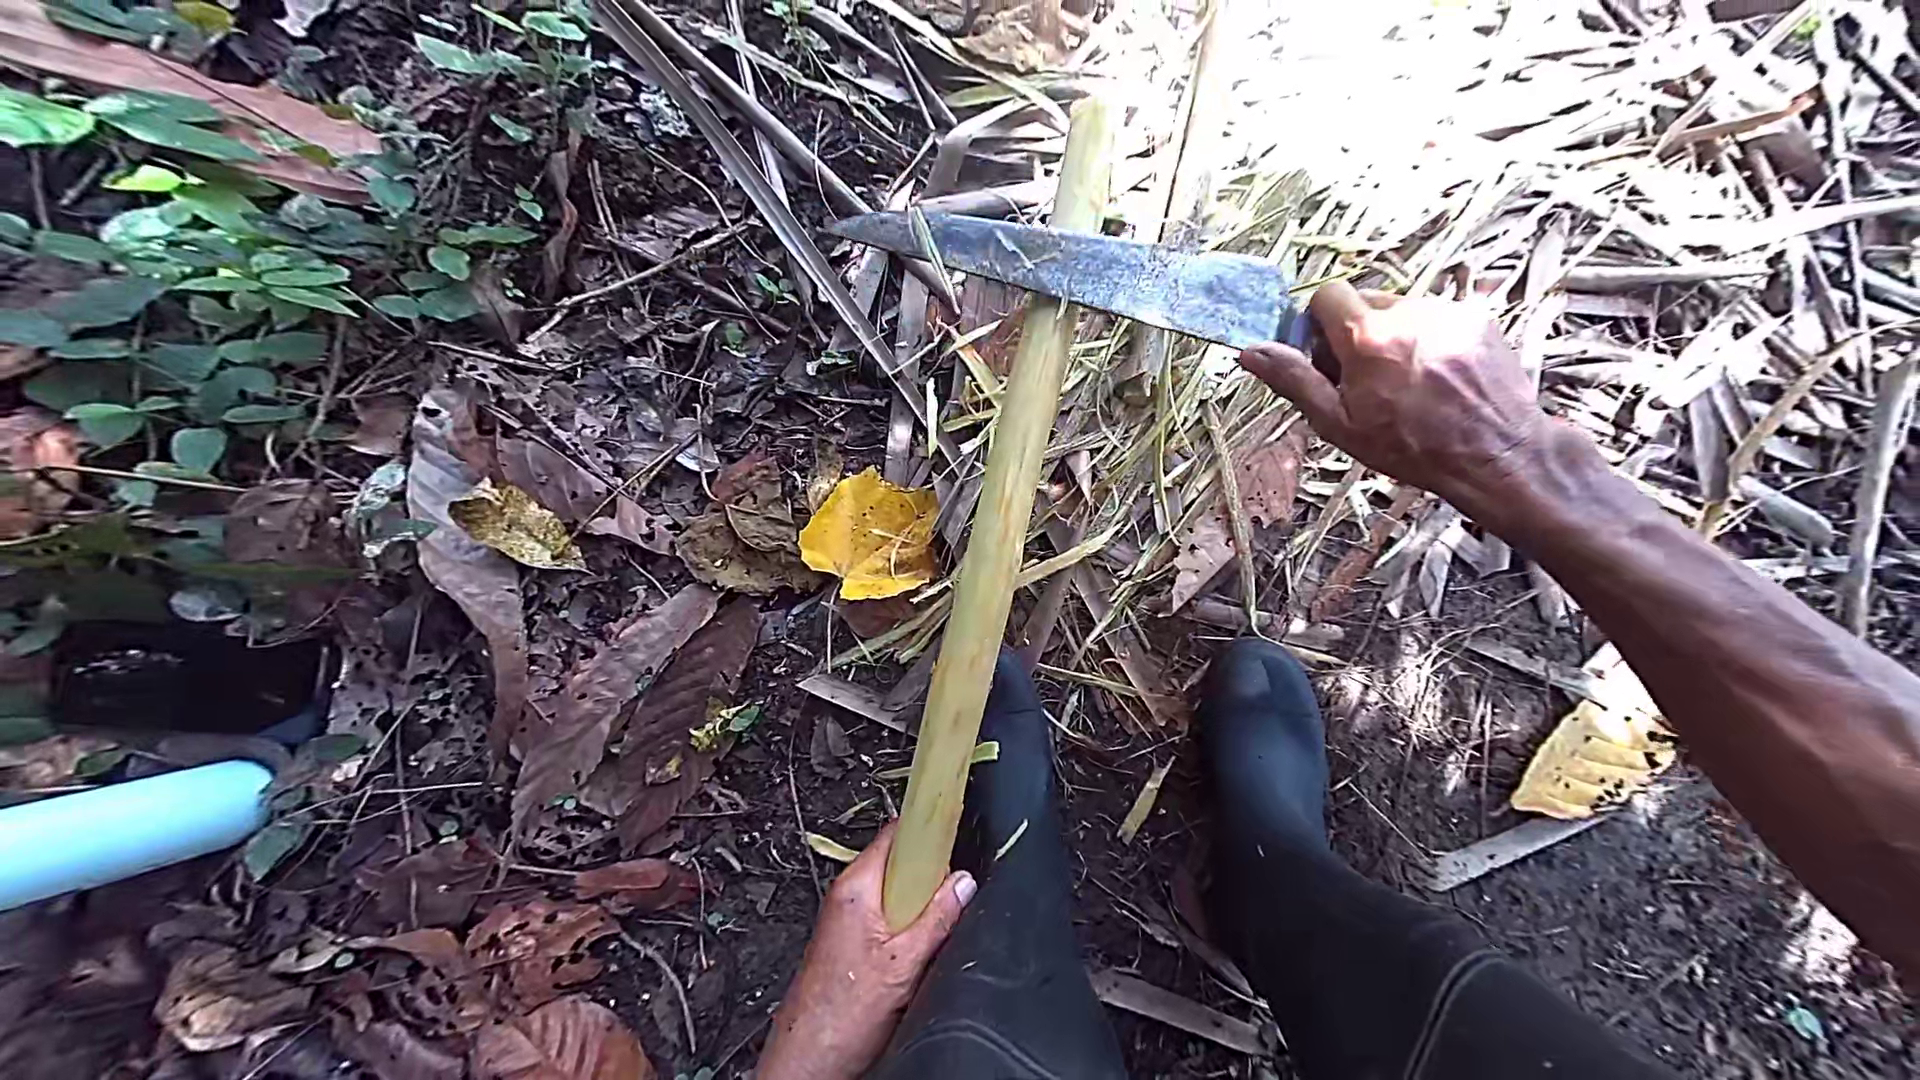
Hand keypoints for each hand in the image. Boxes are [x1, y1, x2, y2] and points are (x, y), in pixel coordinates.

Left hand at [754, 822, 975, 1079]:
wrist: (807, 1062)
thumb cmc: (839, 1017)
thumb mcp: (904, 964)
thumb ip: (938, 919)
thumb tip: (964, 883)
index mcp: (856, 885)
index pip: (896, 832)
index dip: (926, 830)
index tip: (952, 833)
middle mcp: (848, 892)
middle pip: (899, 861)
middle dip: (926, 877)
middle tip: (944, 901)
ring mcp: (846, 914)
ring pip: (894, 890)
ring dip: (915, 905)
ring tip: (923, 938)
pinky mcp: (849, 937)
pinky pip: (885, 914)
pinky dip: (903, 926)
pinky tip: (908, 956)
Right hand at [1241, 282, 1550, 511]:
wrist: (1494, 452)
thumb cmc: (1407, 445)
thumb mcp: (1335, 420)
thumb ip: (1292, 378)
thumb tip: (1251, 352)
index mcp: (1368, 336)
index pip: (1327, 295)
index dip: (1316, 324)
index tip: (1322, 357)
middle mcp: (1410, 312)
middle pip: (1362, 302)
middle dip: (1351, 333)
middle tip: (1358, 379)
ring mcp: (1449, 313)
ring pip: (1398, 309)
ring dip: (1387, 337)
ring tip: (1399, 383)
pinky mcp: (1478, 318)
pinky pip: (1433, 316)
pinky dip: (1422, 339)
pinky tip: (1430, 378)